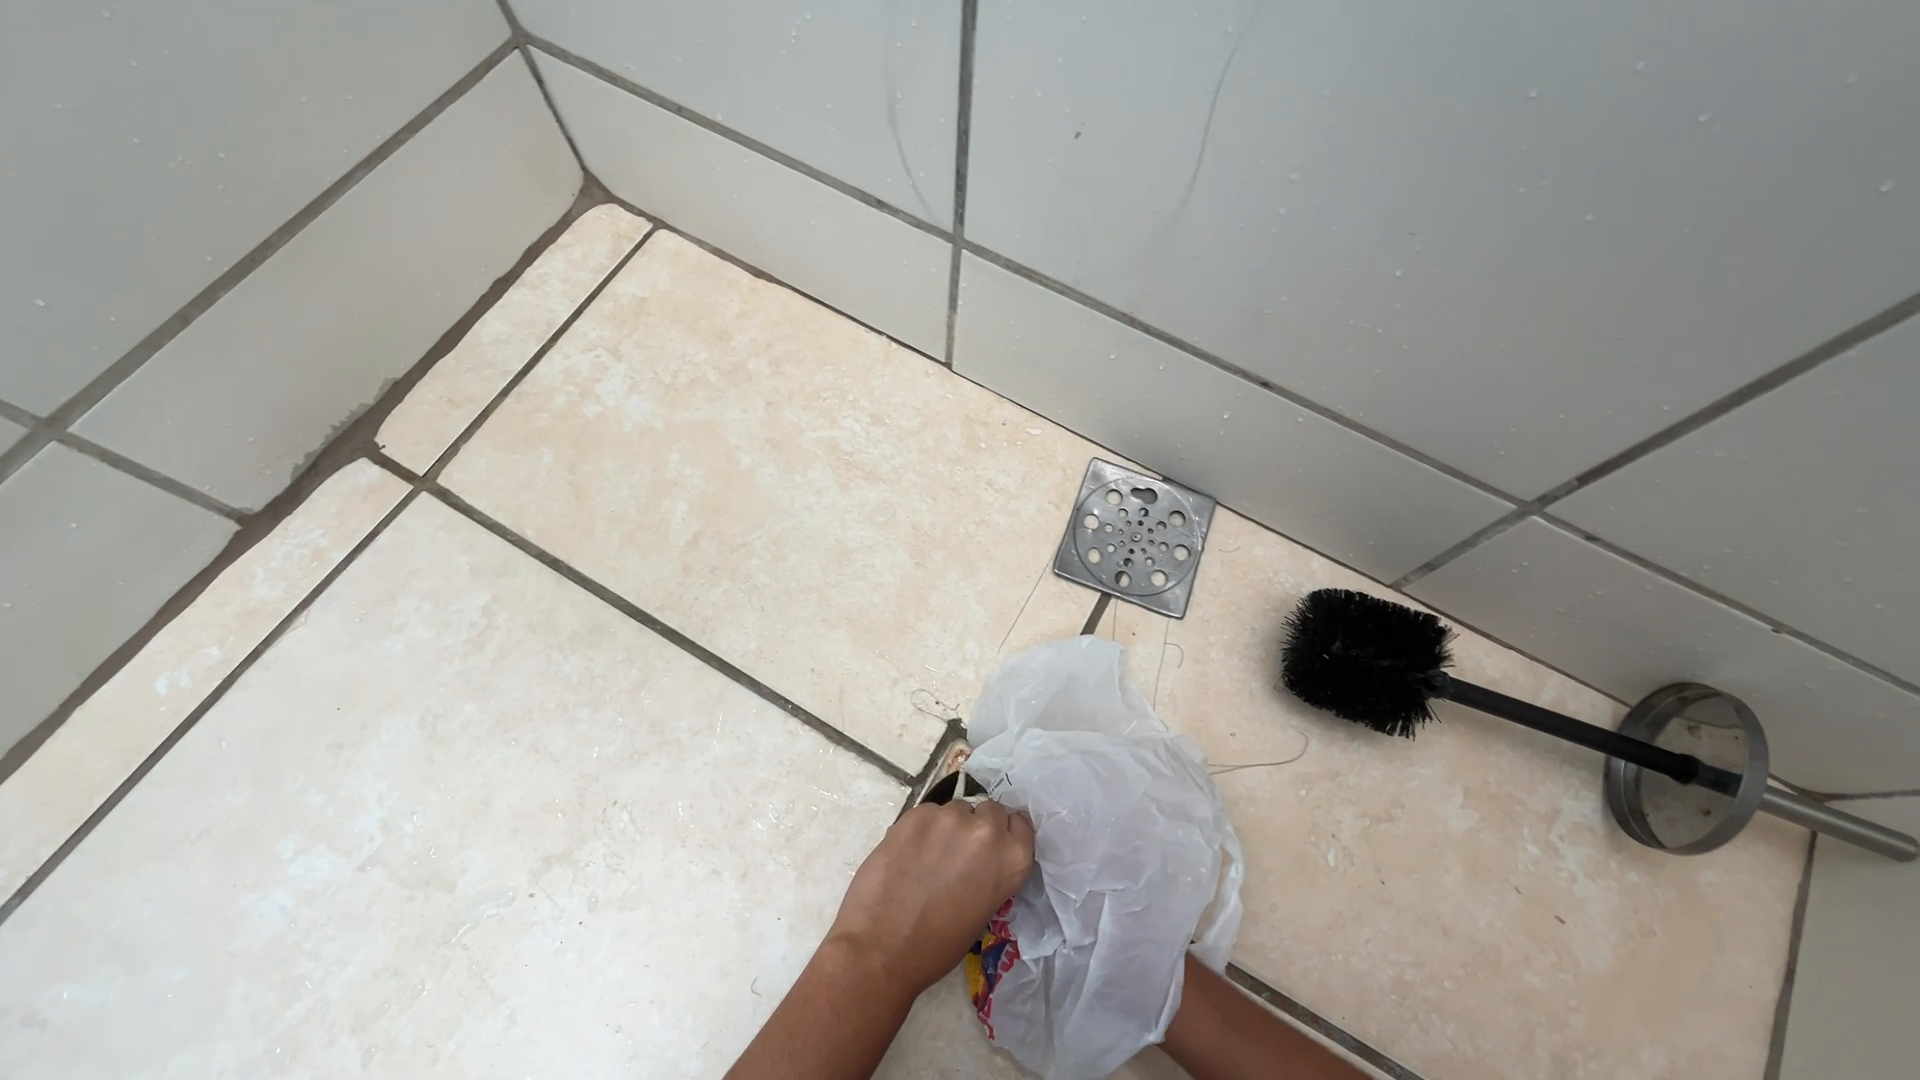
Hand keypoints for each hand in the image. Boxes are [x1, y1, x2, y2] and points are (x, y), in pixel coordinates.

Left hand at [823, 799, 1035, 996]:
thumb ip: (992, 873)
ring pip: (956, 810)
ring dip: (948, 827)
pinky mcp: (916, 813)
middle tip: (958, 854)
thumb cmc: (937, 946)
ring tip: (928, 857)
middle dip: (977, 827)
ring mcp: (950, 818)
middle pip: (990, 810)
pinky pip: (927, 813)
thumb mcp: (984, 911)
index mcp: (1013, 859)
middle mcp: (987, 831)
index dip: (1005, 834)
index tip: (992, 846)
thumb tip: (981, 858)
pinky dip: (921, 830)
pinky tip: (908, 855)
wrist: (881, 948)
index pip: (1020, 824)